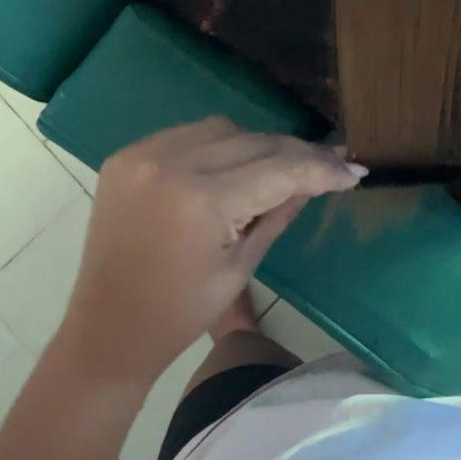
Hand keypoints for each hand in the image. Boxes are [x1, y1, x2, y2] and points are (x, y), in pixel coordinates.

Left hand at [54, 119, 363, 386]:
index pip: (277, 169)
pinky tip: (231, 169)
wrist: (107, 329)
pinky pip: (186, 135)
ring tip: (279, 170)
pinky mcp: (126, 156)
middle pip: (253, 141)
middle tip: (329, 165)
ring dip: (255, 146)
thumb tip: (321, 178)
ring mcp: (142, 154)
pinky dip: (216, 147)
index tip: (353, 171)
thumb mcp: (242, 267)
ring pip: (221, 130)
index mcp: (201, 201)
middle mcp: (170, 163)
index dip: (320, 168)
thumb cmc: (181, 314)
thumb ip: (281, 211)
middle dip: (294, 154)